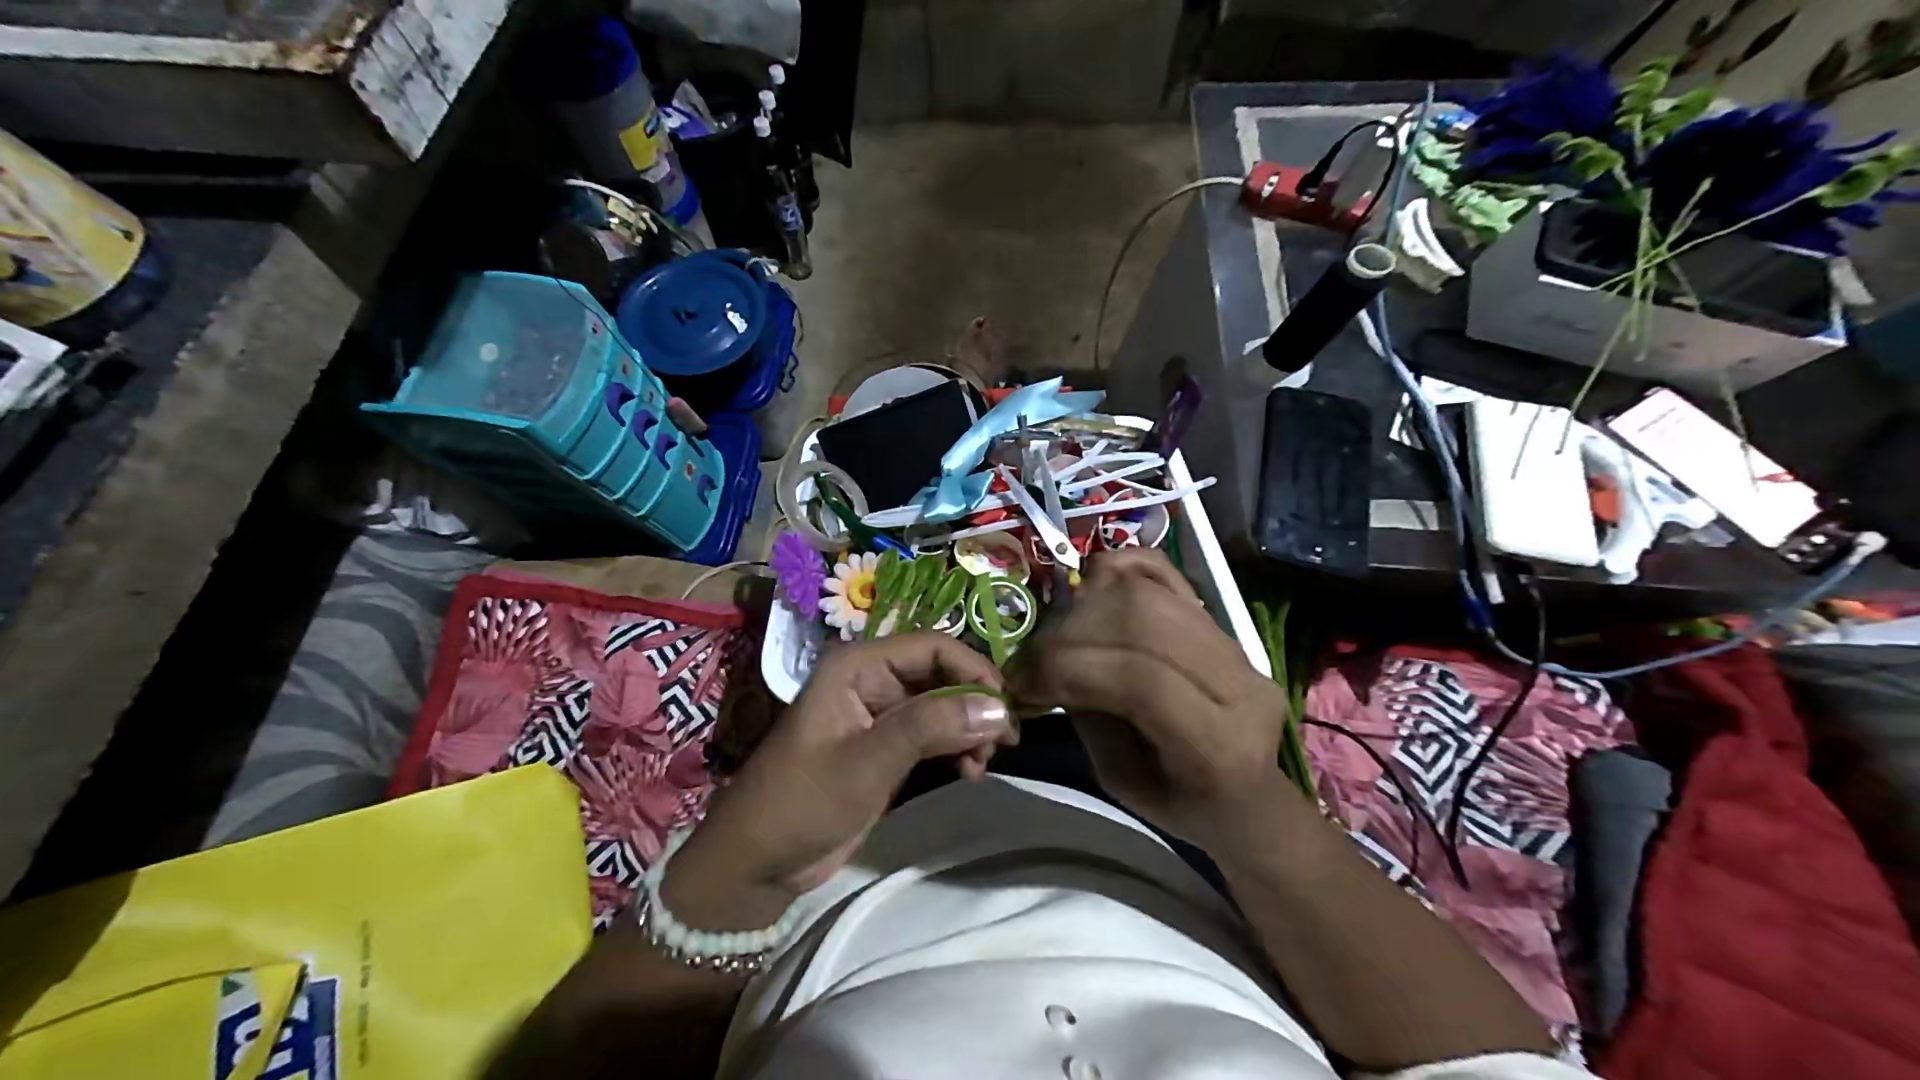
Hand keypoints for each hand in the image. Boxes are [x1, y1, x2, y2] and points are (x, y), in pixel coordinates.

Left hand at [665, 633, 1014, 929]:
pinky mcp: (888, 747)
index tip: (1005, 709)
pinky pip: (936, 733)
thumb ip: (929, 728)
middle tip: (1003, 743)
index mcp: (858, 666)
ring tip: (982, 764)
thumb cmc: (802, 802)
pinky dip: (958, 748)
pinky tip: (969, 773)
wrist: (758, 863)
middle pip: (943, 673)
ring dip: (970, 728)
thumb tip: (998, 707)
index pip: (932, 646)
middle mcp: (873, 680)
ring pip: (944, 704)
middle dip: (976, 703)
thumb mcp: (866, 763)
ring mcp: (881, 715)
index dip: (973, 670)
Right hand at [1010, 550, 1296, 851]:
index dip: (1068, 668)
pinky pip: (1165, 574)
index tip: (1022, 682)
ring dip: (1085, 604)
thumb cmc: (1183, 805)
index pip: (1140, 680)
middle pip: (1141, 622)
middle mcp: (1239, 683)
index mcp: (1218, 745)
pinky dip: (1117, 569)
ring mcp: (1235, 644)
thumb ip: (1090, 719)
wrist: (1250, 794)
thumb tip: (1045, 666)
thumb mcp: (1123, 784)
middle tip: (1032, 659)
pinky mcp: (1223, 621)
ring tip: (1057, 633)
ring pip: (1148, 592)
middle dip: (1069, 634)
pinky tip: (1089, 590)